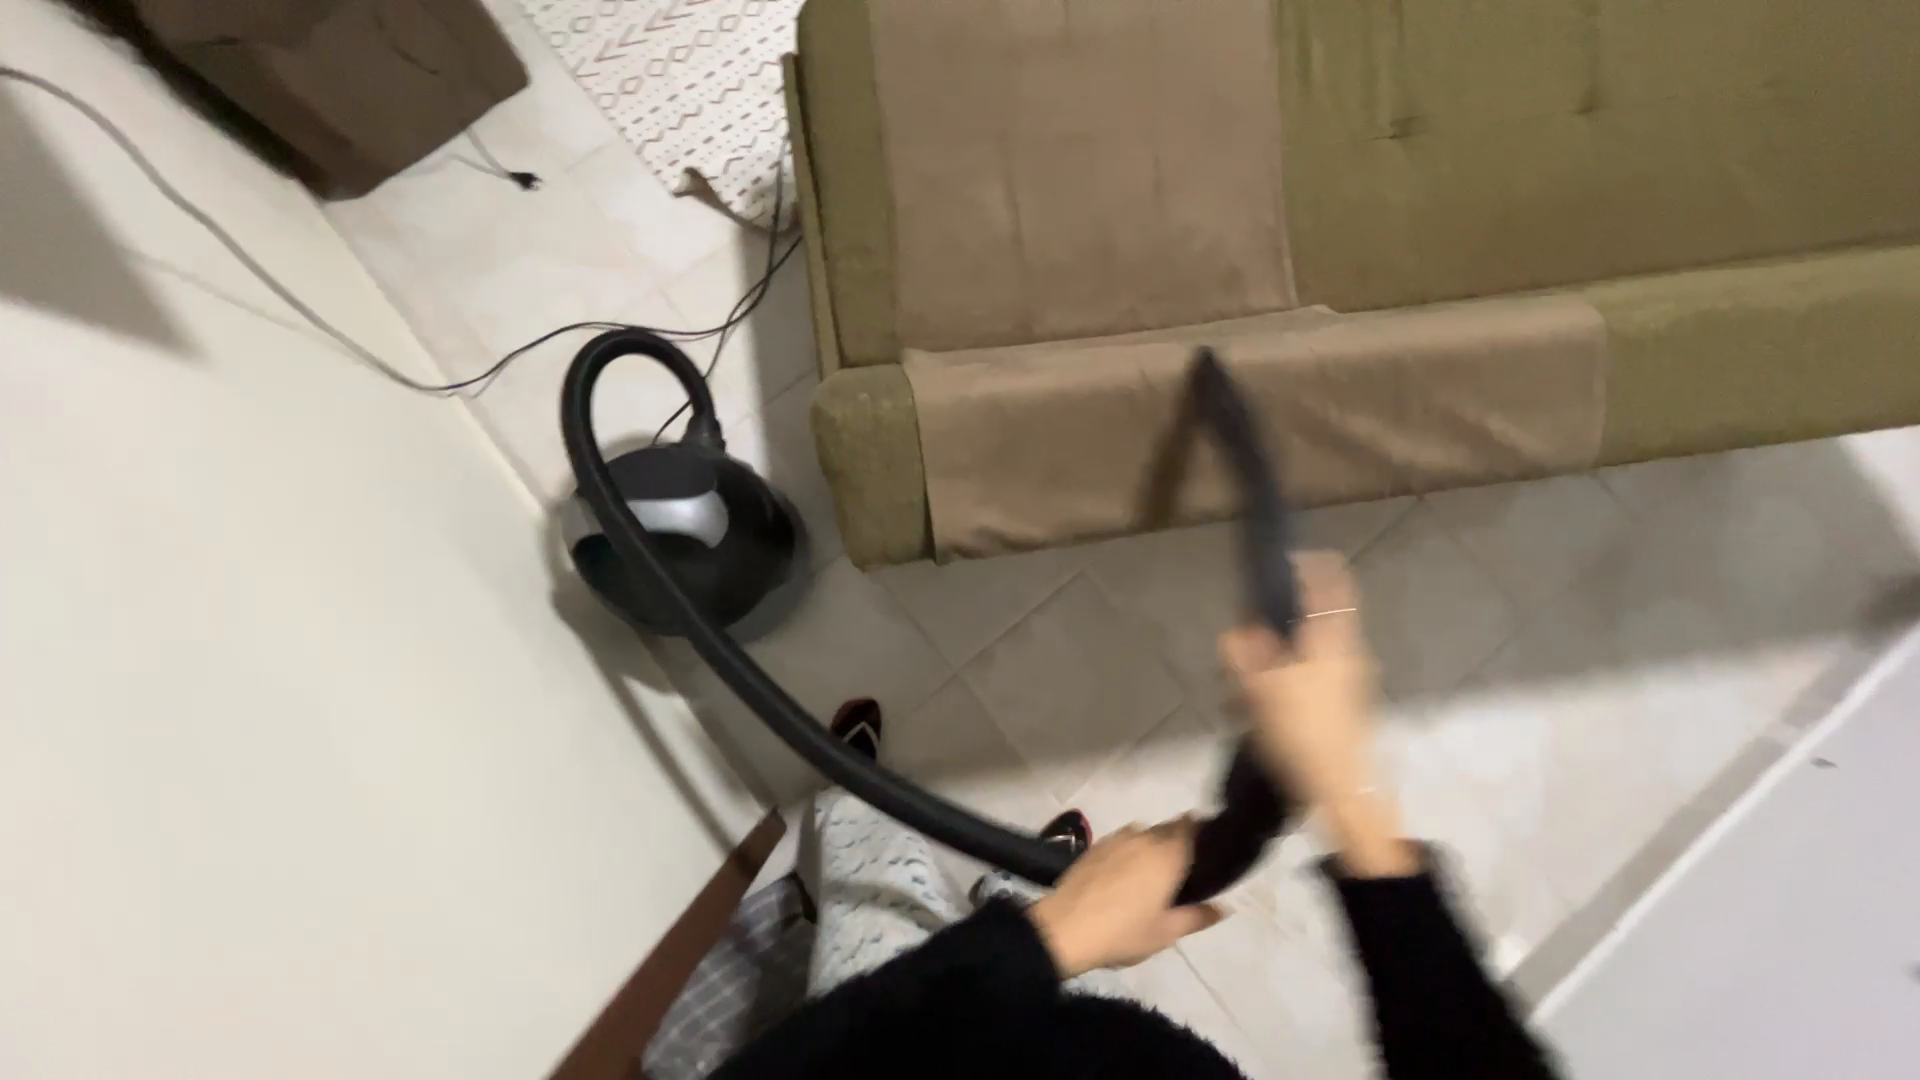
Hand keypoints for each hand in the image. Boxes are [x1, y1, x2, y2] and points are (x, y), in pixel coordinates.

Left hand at [1026, 818, 1224, 978]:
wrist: (1067, 927)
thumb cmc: (1123, 932)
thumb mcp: (1166, 932)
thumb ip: (1197, 916)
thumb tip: (1223, 907)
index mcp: (1166, 856)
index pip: (1188, 828)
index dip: (1199, 829)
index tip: (1207, 840)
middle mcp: (1143, 839)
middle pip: (1167, 828)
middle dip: (1177, 837)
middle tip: (1184, 861)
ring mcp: (1116, 839)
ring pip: (1143, 832)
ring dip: (1152, 841)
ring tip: (1154, 865)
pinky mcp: (1096, 846)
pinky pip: (1122, 838)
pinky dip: (1130, 846)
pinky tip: (1126, 867)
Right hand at [1219, 551, 1415, 877]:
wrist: (1341, 789)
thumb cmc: (1303, 729)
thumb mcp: (1259, 687)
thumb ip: (1241, 652)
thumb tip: (1235, 632)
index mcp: (1331, 639)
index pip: (1332, 585)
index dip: (1314, 566)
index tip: (1292, 557)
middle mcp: (1346, 652)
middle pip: (1310, 621)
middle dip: (1274, 625)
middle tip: (1244, 637)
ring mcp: (1347, 680)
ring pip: (1304, 653)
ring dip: (1272, 659)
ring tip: (1239, 687)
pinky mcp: (1341, 705)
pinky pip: (1304, 679)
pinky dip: (1281, 682)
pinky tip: (1253, 709)